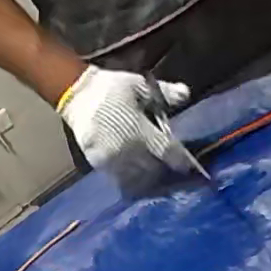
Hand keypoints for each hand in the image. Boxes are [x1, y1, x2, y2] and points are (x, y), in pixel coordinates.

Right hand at [57, 65, 193, 192]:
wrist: (78, 97)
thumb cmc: (112, 89)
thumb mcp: (140, 87)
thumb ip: (165, 94)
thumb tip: (186, 94)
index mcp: (140, 130)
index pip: (167, 151)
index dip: (181, 161)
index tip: (192, 169)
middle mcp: (127, 151)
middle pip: (153, 172)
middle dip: (167, 175)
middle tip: (177, 177)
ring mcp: (113, 162)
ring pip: (137, 181)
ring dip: (150, 183)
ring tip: (159, 183)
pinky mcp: (101, 167)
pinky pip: (121, 182)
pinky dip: (133, 183)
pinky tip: (140, 181)